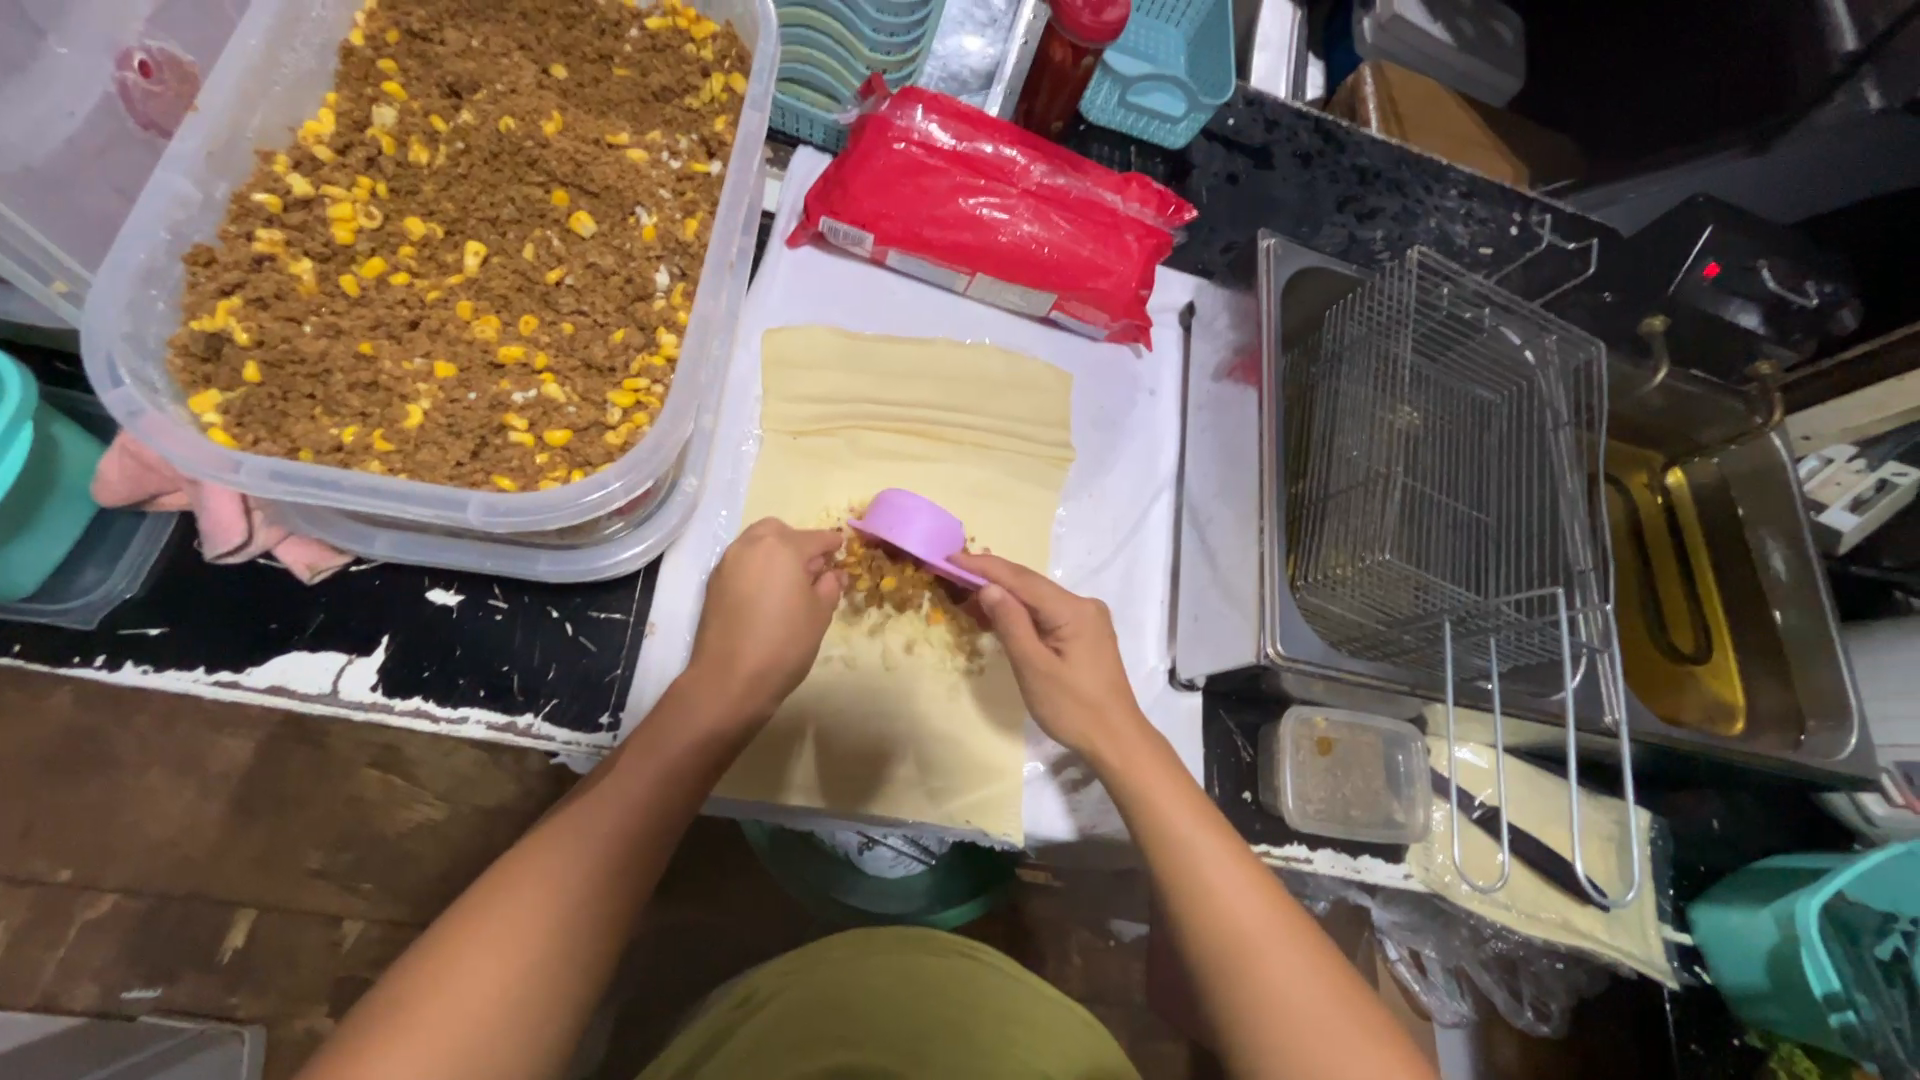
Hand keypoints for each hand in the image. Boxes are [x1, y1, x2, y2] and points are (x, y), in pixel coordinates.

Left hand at [685, 519, 844, 722]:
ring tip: (789, 581)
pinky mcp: (713, 584)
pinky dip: (756, 568)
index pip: (815, 538)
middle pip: (778, 531)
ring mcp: (727, 563)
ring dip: (774, 552)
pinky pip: (741, 563)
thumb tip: (833, 574)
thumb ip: (829, 586)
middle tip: (812, 566)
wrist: (729, 679)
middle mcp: (750, 546)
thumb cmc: (784, 643)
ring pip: (755, 544)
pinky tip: (767, 593)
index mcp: (782, 547)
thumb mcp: (820, 614)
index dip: (831, 543)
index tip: (841, 546)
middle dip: (797, 541)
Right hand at [952, 553, 1150, 761]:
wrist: (1116, 739)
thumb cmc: (1073, 709)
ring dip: (1004, 598)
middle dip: (990, 579)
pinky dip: (1020, 614)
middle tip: (951, 576)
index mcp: (1073, 609)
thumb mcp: (1034, 668)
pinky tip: (998, 617)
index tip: (950, 558)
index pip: (1021, 578)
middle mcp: (1083, 605)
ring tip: (966, 597)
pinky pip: (1046, 613)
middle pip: (1029, 584)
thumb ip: (1010, 624)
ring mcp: (1086, 618)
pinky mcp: (1084, 633)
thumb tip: (988, 587)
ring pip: (1037, 599)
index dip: (984, 566)